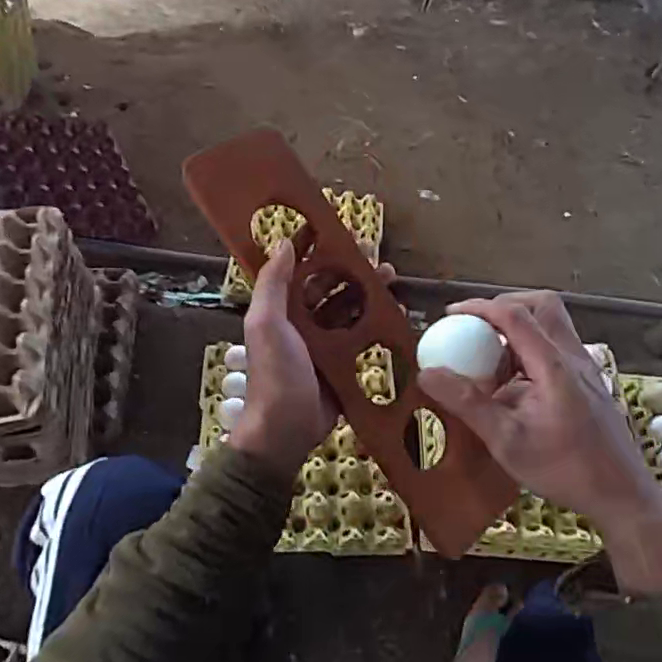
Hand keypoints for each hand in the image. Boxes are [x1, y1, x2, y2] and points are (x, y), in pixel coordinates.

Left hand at [227, 241, 394, 468]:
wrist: (285, 432)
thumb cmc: (274, 373)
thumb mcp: (266, 324)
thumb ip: (273, 284)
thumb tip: (283, 242)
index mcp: (279, 311)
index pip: (296, 271)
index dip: (312, 249)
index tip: (333, 230)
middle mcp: (300, 324)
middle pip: (328, 289)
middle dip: (349, 271)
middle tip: (374, 255)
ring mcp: (322, 346)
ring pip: (348, 311)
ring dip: (366, 293)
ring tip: (390, 278)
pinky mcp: (341, 367)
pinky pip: (360, 339)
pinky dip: (376, 325)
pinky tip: (395, 313)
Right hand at [416, 292, 661, 594]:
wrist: (622, 496)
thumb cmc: (565, 470)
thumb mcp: (506, 440)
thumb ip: (467, 403)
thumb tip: (427, 373)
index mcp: (553, 365)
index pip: (514, 315)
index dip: (478, 307)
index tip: (450, 315)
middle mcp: (573, 356)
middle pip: (541, 305)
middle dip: (504, 306)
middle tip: (475, 327)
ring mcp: (585, 367)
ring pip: (551, 324)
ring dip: (518, 329)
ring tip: (491, 361)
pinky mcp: (588, 381)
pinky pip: (555, 347)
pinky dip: (529, 350)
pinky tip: (514, 385)